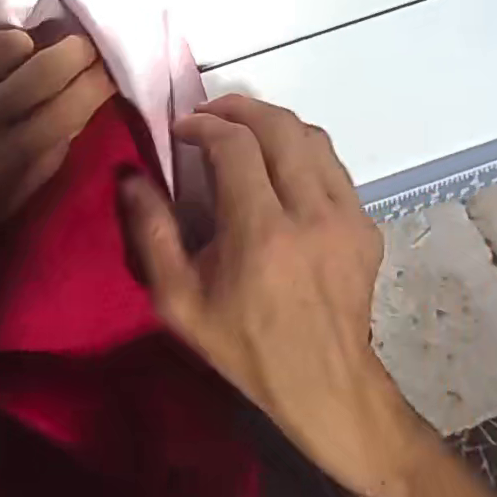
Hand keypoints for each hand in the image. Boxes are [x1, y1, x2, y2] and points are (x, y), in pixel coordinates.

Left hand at [0, 26, 115, 252]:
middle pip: (47, 66)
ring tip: (14, 55)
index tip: (103, 71)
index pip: (72, 107)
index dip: (97, 82)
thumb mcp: (0, 205)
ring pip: (5, 41)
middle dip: (76, 50)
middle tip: (78, 46)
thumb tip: (73, 118)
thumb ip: (42, 166)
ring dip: (20, 45)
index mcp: (7, 160)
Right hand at [118, 95, 417, 492]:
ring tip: (240, 132)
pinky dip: (298, 149)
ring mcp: (347, 218)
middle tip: (207, 115)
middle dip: (238, 108)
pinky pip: (332, 164)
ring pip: (312, 136)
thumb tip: (131, 176)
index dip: (203, 124)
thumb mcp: (177, 301)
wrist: (328, 388)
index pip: (236, 144)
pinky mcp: (366, 226)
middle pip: (280, 126)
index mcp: (261, 232)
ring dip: (270, 123)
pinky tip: (276, 167)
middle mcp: (311, 213)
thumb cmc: (243, 345)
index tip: (181, 130)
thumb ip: (150, 233)